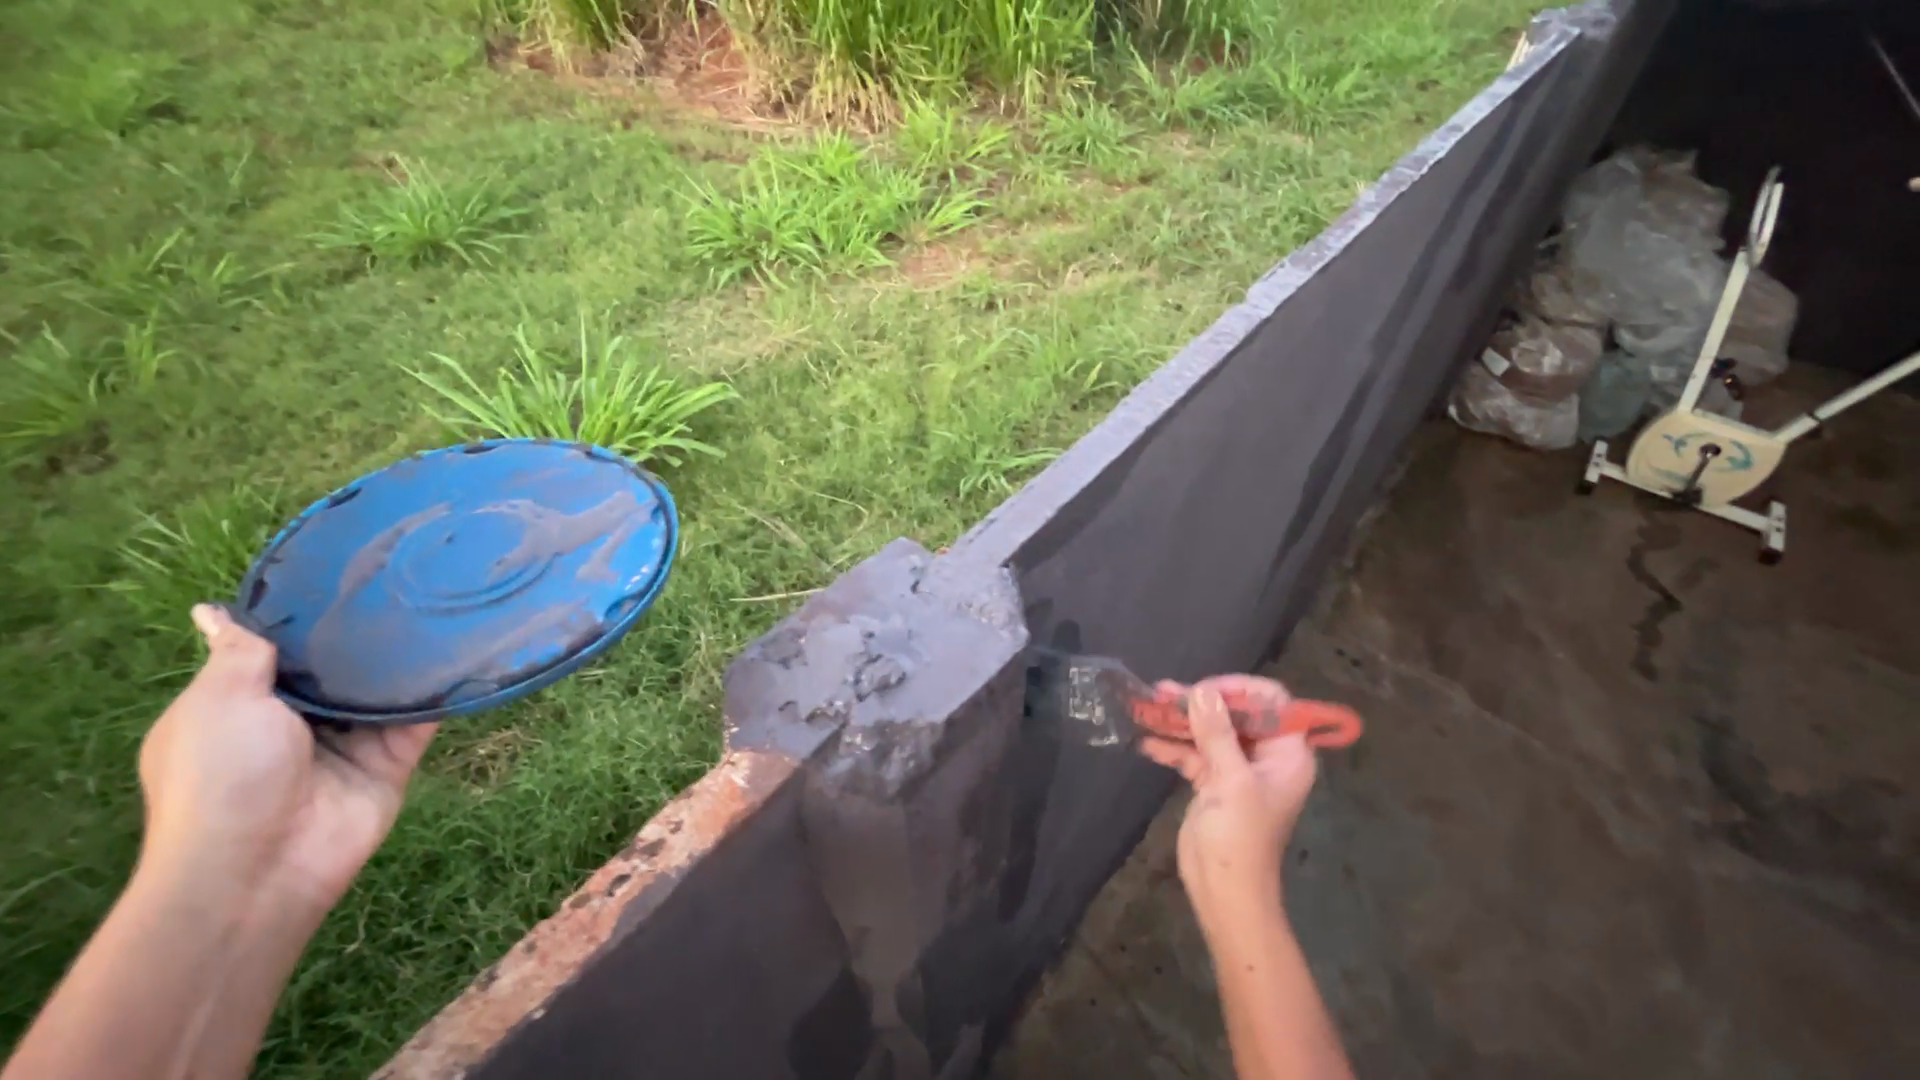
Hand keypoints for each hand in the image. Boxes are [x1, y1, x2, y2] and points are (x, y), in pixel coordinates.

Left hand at [137, 604, 436, 919]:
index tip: (333, 576)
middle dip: (359, 636)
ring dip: (404, 660)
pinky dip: (439, 693)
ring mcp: (347, 744)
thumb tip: (213, 611)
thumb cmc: (223, 776)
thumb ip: (239, 655)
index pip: (274, 655)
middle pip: (334, 669)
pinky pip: (420, 719)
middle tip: (399, 581)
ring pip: (381, 690)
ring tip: (438, 606)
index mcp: (241, 709)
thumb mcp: (219, 702)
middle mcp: (294, 724)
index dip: (298, 620)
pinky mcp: (392, 761)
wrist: (263, 863)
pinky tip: (463, 653)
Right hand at [1139, 676, 1316, 938]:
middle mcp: (1265, 756)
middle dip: (1199, 701)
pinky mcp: (1213, 784)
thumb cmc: (1240, 838)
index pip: (1271, 702)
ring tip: (1146, 706)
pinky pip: (1193, 753)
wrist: (1225, 893)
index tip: (1203, 690)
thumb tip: (1202, 690)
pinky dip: (1171, 746)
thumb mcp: (1231, 781)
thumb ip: (1217, 732)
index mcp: (1287, 753)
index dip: (1238, 690)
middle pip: (1234, 713)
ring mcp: (1237, 770)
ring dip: (1179, 720)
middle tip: (1163, 692)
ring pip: (1209, 731)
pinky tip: (1145, 740)